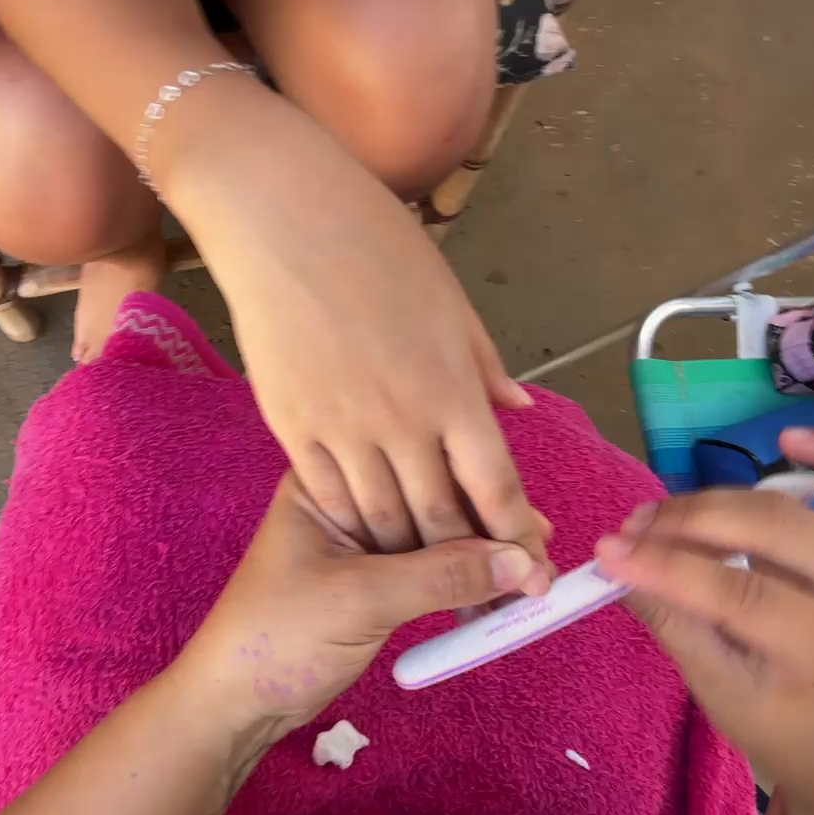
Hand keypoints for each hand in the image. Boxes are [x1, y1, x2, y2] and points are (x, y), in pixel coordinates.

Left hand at [176, 473, 539, 727]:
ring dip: (481, 551)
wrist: (234, 702)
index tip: (529, 518)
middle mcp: (348, 499)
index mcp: (329, 481)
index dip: (474, 489)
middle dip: (487, 521)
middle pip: (430, 498)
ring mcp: (361, 541)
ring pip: (434, 534)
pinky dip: (463, 576)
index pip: (412, 465)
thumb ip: (440, 578)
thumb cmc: (278, 636)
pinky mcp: (373, 577)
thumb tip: (524, 565)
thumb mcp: (360, 600)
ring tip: (533, 565)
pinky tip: (499, 583)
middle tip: (542, 541)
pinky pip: (428, 567)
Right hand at [218, 210, 550, 586]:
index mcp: (451, 386)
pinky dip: (354, 524)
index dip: (517, 535)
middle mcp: (402, 420)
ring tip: (428, 572)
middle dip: (468, 560)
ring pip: (382, 517)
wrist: (282, 219)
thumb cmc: (377, 247)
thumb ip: (484, 366)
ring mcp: (341, 428)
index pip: (494, 483)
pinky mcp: (291, 427)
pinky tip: (368, 538)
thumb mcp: (450, 301)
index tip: (532, 567)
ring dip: (409, 553)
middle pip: (441, 515)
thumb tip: (518, 410)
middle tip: (484, 594)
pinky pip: (329, 495)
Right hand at [593, 429, 813, 814]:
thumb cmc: (779, 733)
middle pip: (772, 532)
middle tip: (632, 528)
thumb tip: (616, 562)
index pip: (742, 592)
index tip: (607, 550)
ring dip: (718, 504)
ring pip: (791, 510)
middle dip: (690, 522)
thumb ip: (670, 620)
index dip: (667, 565)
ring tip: (662, 516)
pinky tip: (791, 439)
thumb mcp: (716, 691)